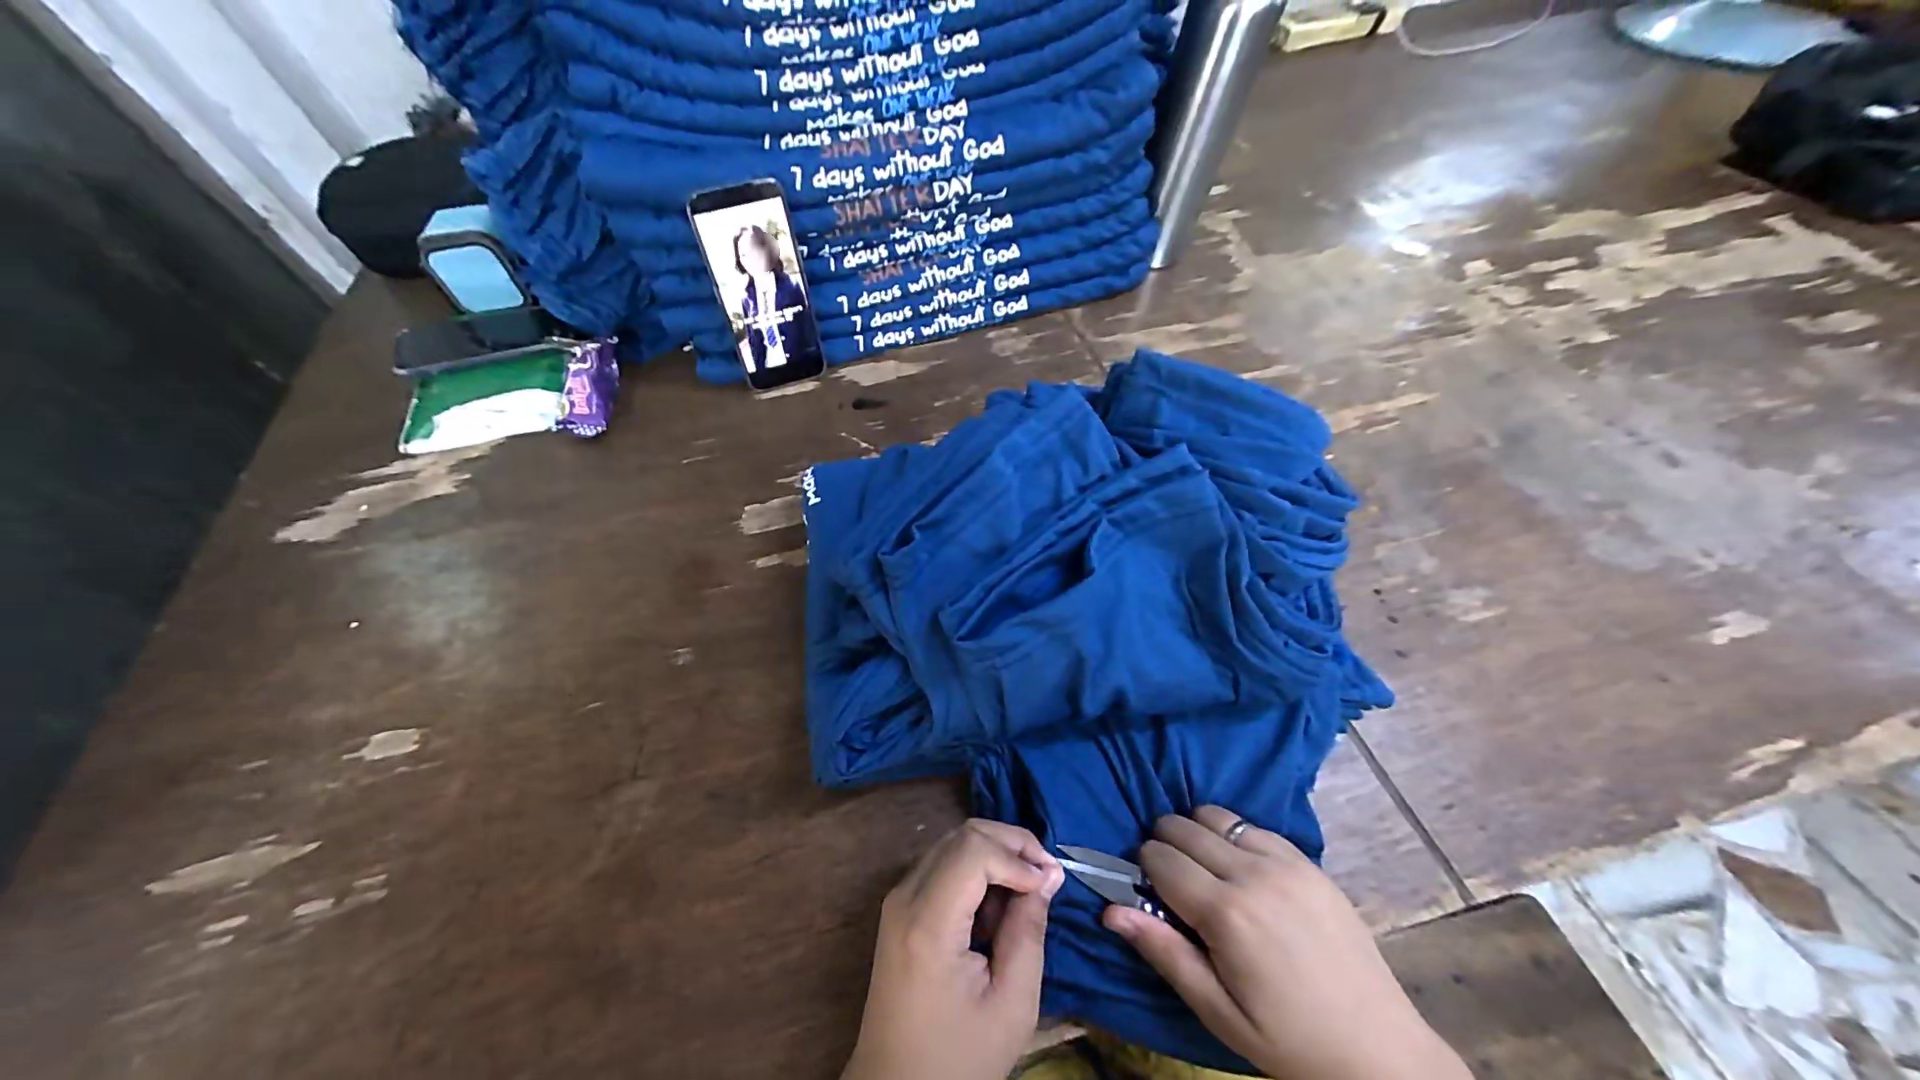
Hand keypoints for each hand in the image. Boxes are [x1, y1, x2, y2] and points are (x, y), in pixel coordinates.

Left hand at [842, 819, 1065, 1079]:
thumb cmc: (959, 1056)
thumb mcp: (1012, 1004)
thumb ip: (1028, 932)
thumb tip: (1046, 877)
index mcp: (928, 922)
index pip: (972, 850)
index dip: (1016, 856)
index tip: (1049, 884)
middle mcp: (905, 897)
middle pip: (962, 836)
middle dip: (1010, 843)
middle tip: (1046, 874)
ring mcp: (898, 899)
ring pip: (953, 843)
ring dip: (995, 853)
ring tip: (1028, 887)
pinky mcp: (901, 907)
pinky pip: (943, 864)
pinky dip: (977, 867)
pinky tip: (1000, 899)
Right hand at [1104, 806, 1470, 1079]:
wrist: (1380, 1052)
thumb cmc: (1287, 1041)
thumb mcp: (1217, 1011)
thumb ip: (1163, 952)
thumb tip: (1110, 910)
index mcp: (1226, 913)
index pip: (1159, 857)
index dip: (1144, 870)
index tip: (1150, 893)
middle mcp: (1253, 874)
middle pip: (1182, 826)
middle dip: (1164, 845)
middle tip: (1173, 883)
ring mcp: (1286, 863)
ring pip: (1215, 815)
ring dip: (1197, 834)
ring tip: (1204, 871)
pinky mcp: (1309, 863)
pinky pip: (1253, 826)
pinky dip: (1233, 836)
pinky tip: (1241, 870)